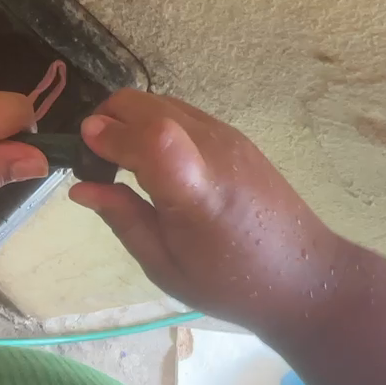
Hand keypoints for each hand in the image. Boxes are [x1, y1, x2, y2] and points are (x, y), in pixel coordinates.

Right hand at [69, 89, 351, 336]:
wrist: (304, 276)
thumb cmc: (228, 283)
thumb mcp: (164, 265)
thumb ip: (123, 218)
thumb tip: (80, 188)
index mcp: (197, 193)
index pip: (152, 137)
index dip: (110, 133)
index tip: (83, 150)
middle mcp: (213, 151)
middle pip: (145, 104)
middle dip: (106, 120)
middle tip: (94, 158)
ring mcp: (227, 137)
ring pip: (159, 101)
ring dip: (129, 119)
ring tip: (119, 160)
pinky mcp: (234, 135)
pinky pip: (180, 112)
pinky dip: (152, 122)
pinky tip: (151, 161)